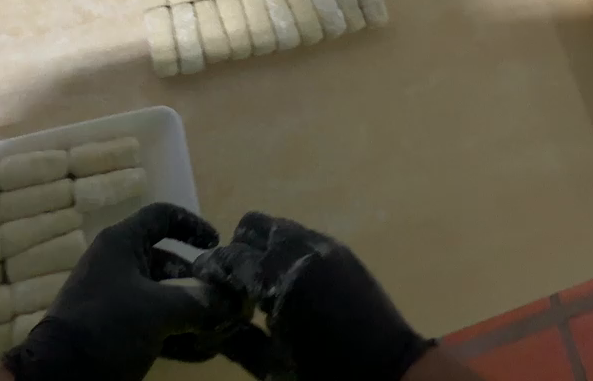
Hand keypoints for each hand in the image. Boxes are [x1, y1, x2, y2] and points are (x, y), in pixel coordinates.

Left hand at [2, 202, 249, 380]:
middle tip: (222, 294)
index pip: (161, 216)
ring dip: (190, 308)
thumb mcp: (157, 310)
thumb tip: (233, 301)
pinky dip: (177, 331)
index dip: (191, 224)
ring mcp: (115, 297)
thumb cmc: (107, 326)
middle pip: (165, 259)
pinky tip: (203, 349)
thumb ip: (197, 302)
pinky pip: (153, 321)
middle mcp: (118, 263)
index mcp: (121, 243)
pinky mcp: (114, 329)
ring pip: (162, 294)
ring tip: (219, 325)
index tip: (217, 244)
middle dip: (196, 277)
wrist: (57, 376)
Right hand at [196, 212, 433, 380]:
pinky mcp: (340, 249)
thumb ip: (240, 341)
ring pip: (279, 226)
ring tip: (264, 283)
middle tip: (236, 283)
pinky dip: (288, 252)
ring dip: (265, 248)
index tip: (200, 278)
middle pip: (254, 226)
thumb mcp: (276, 368)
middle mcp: (301, 249)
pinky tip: (291, 283)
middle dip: (239, 250)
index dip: (212, 267)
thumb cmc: (327, 375)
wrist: (391, 374)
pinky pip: (303, 237)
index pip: (232, 256)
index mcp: (281, 277)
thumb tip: (212, 321)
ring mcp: (324, 244)